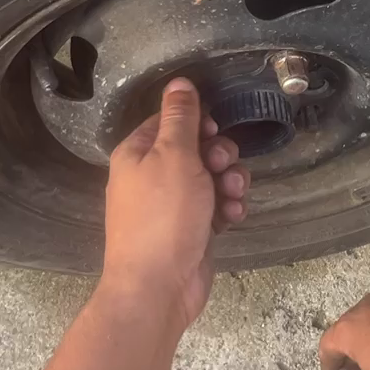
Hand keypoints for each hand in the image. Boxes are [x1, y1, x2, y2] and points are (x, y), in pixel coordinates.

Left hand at [101, 79, 248, 331]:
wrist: (157, 288)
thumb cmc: (163, 216)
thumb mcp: (174, 155)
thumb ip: (181, 117)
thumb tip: (179, 82)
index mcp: (137, 153)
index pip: (170, 121)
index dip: (197, 123)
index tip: (213, 132)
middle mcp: (151, 176)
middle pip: (196, 148)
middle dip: (220, 155)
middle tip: (222, 167)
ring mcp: (171, 205)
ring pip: (211, 177)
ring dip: (229, 182)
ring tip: (231, 197)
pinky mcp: (190, 228)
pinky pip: (215, 205)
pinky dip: (227, 208)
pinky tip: (231, 217)